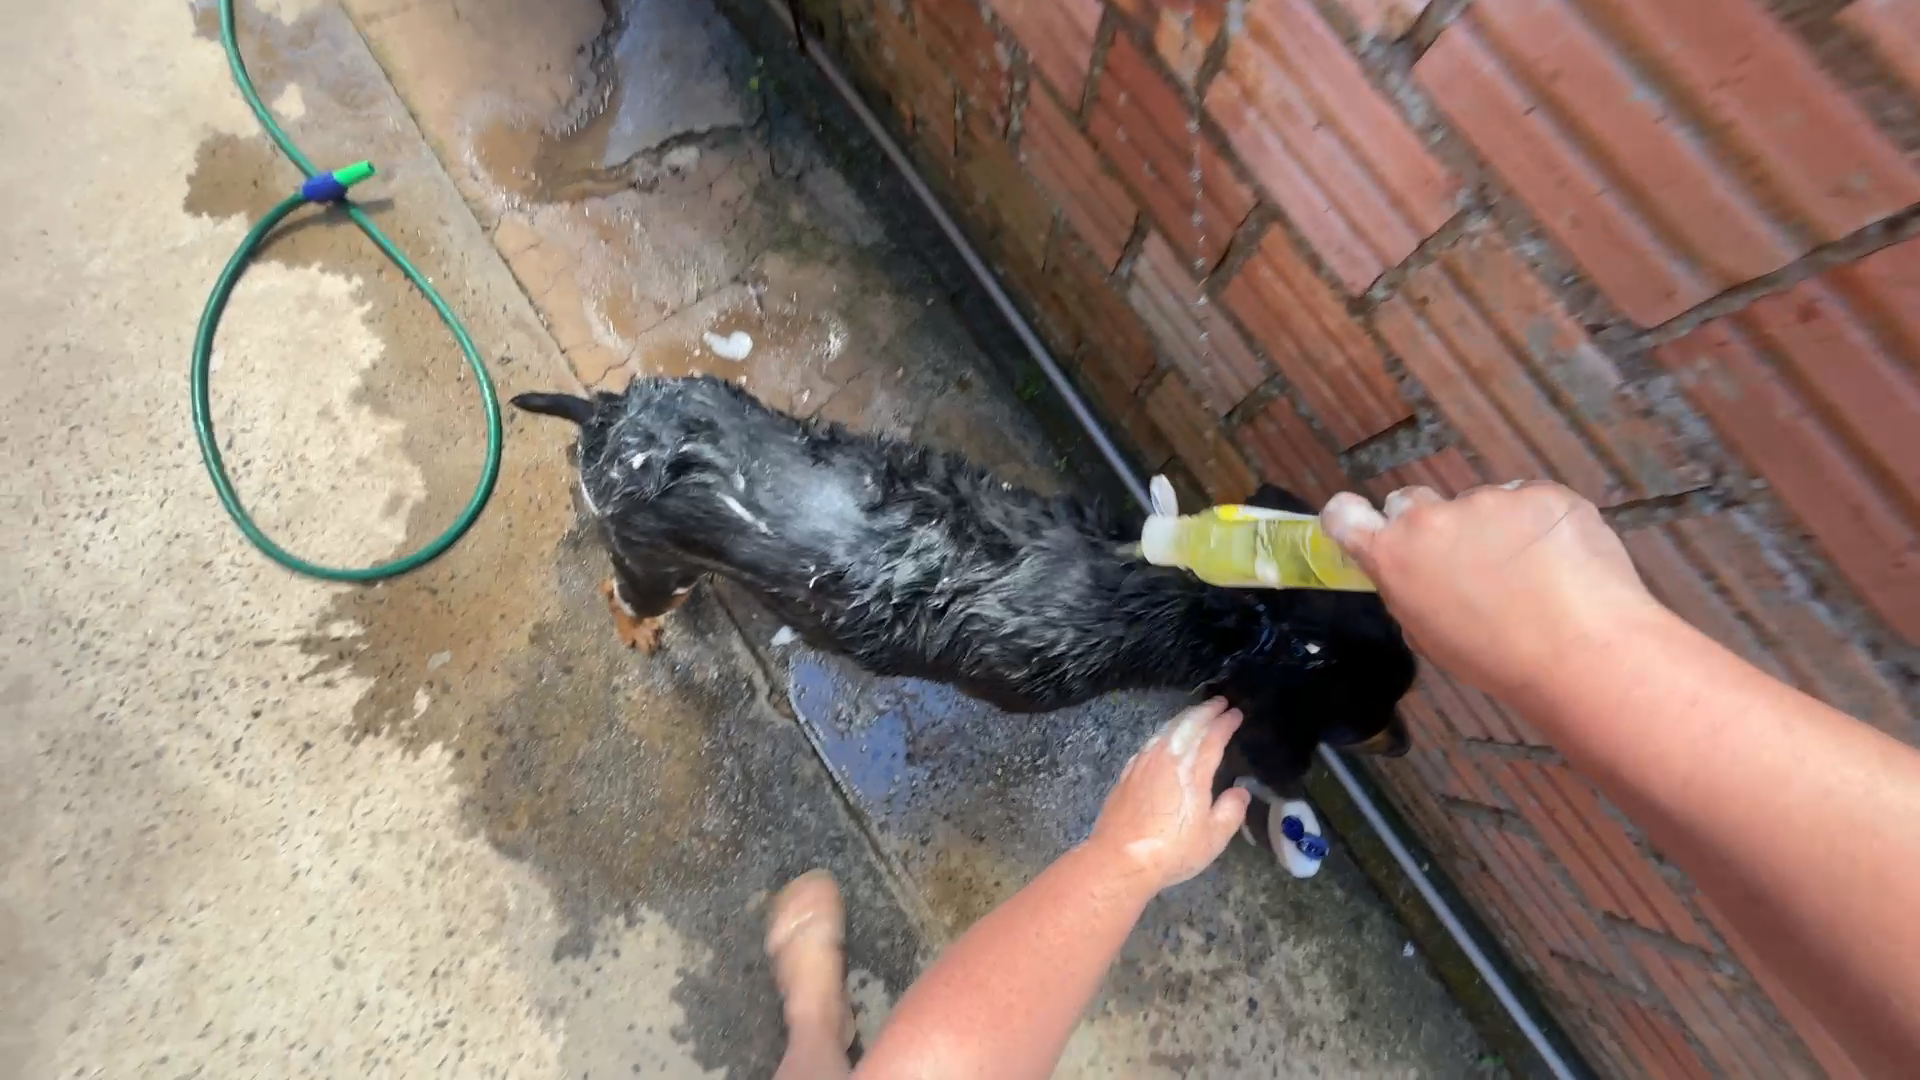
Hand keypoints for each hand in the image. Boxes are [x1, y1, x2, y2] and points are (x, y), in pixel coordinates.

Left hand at [1086, 699, 1251, 891]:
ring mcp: (1144, 762)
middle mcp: (1167, 758)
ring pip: (1167, 729)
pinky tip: (1166, 736)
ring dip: (1184, 718)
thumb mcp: (1213, 837)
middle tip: (1219, 703)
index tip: (1236, 713)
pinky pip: (1151, 742)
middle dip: (1205, 711)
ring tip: (1197, 714)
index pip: (1212, 737)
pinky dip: (1165, 732)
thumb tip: (1240, 791)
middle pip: (1188, 725)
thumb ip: (1231, 810)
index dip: (1225, 723)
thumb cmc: (1173, 850)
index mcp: (1192, 771)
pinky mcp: (1129, 771)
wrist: (1121, 856)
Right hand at [1321, 481, 1659, 702]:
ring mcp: (1485, 499)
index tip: (1370, 526)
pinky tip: (1561, 559)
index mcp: (1389, 553)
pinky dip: (1539, 523)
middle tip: (1464, 560)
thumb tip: (1416, 571)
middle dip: (1429, 524)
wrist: (1583, 653)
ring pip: (1478, 504)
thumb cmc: (1492, 657)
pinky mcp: (1540, 492)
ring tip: (1531, 570)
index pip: (1342, 513)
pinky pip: (1529, 501)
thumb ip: (1406, 585)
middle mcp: (1427, 517)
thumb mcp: (1424, 630)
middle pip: (1411, 501)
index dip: (1352, 516)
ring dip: (1492, 527)